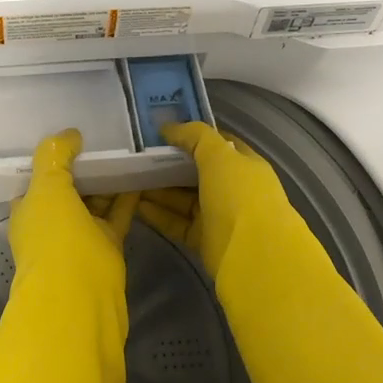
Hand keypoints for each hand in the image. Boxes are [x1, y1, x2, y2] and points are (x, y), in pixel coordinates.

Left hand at [0, 129, 135, 382]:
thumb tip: (69, 134)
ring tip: (126, 148)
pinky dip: (127, 196)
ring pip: (93, 200)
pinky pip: (117, 213)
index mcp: (28, 210)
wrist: (80, 301)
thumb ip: (54, 156)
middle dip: (82, 166)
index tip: (73, 133)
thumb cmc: (54, 240)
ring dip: (106, 179)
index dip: (52, 156)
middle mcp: (49, 223)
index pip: (37, 177)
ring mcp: (78, 237)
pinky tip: (142, 174)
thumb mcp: (46, 188)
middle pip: (67, 188)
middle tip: (106, 135)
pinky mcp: (106, 248)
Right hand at [135, 121, 286, 275]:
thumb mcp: (219, 155)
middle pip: (196, 172)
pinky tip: (136, 205)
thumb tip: (168, 127)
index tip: (162, 132)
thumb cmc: (239, 196)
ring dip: (159, 189)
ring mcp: (219, 216)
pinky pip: (177, 222)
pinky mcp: (204, 240)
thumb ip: (195, 136)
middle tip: (138, 156)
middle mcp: (233, 190)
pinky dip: (158, 214)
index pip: (217, 145)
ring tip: (129, 179)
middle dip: (169, 164)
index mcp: (244, 165)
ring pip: (184, 198)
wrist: (253, 255)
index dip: (192, 136)